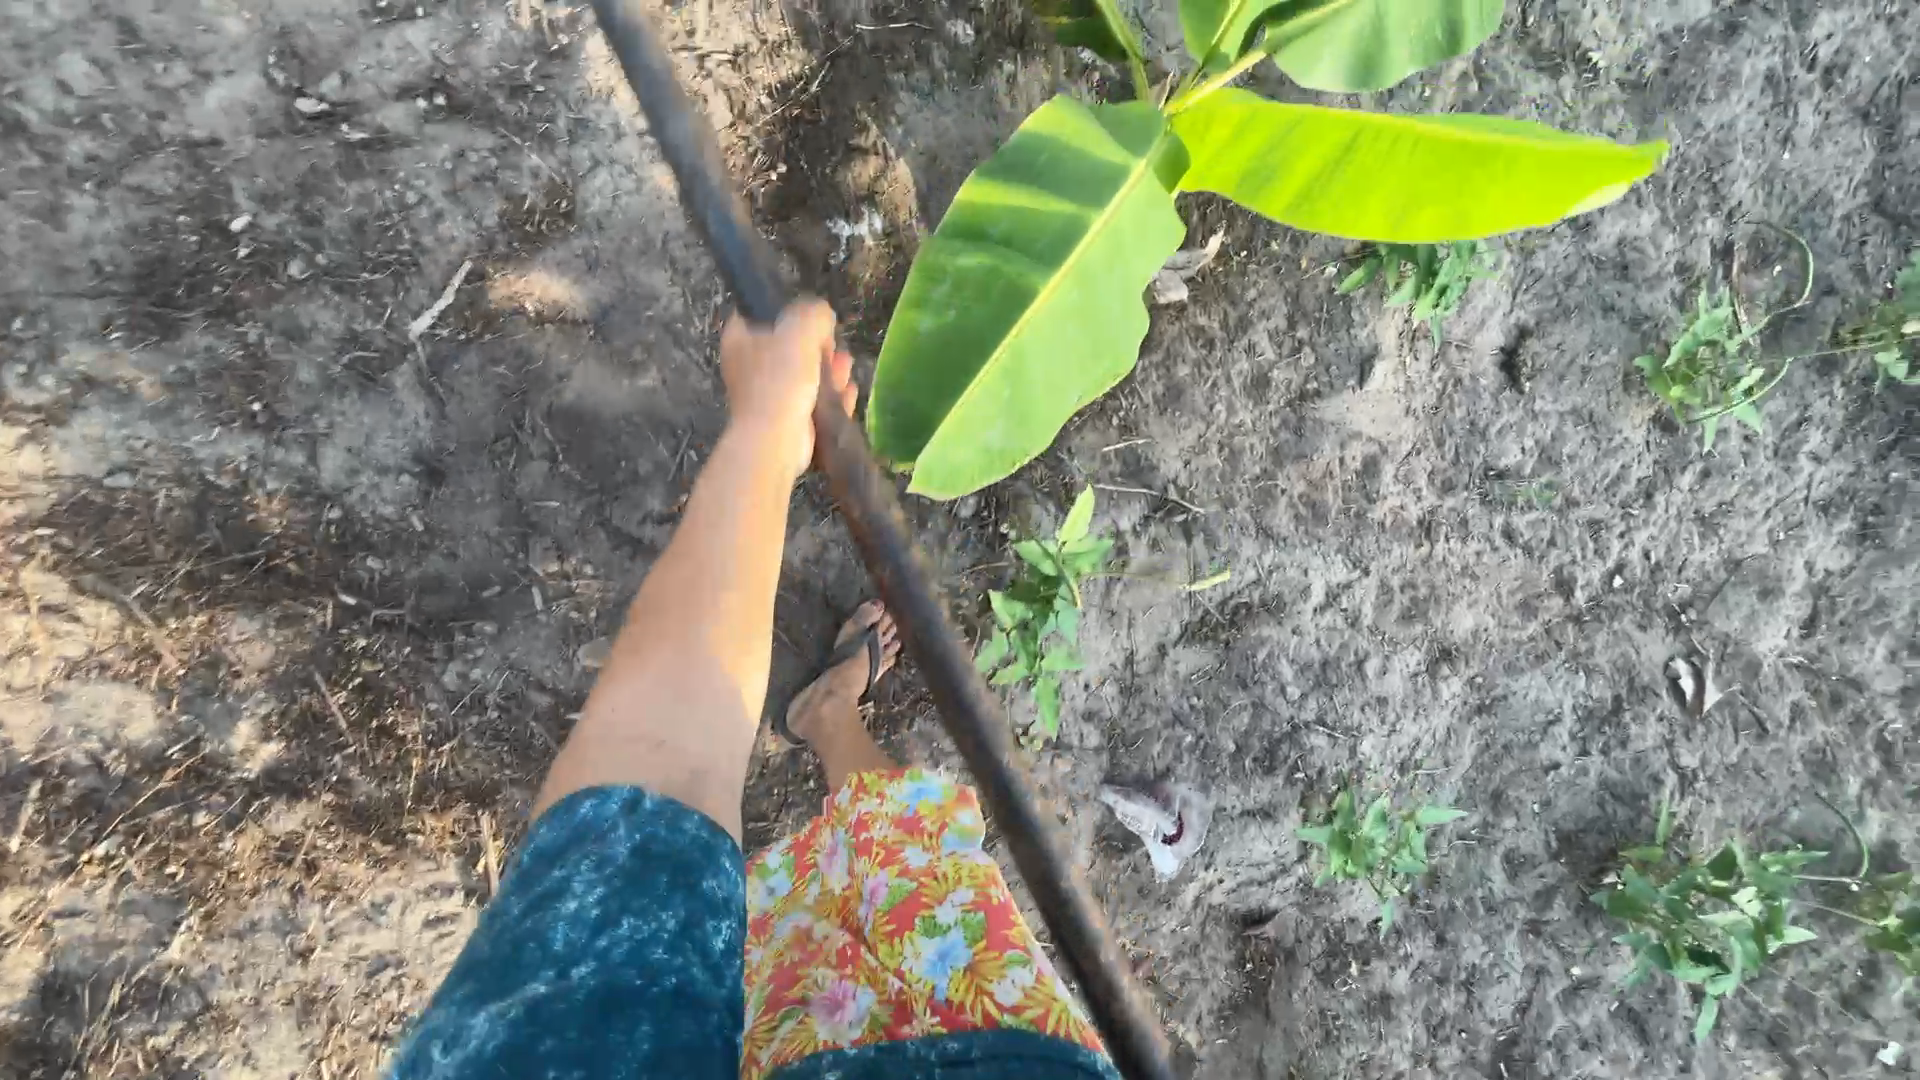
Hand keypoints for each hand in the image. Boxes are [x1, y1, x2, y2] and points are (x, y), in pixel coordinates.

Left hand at [719, 299, 856, 480]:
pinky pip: (813, 402)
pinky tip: (848, 394)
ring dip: (830, 372)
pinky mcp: (787, 420)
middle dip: (819, 347)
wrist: (776, 440)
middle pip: (789, 346)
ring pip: (804, 375)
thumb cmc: (780, 380)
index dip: (789, 312)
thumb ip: (813, 314)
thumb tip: (823, 315)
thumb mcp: (799, 332)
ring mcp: (767, 395)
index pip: (762, 313)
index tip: (811, 318)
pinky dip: (831, 398)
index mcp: (740, 339)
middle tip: (834, 349)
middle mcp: (749, 366)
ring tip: (847, 371)